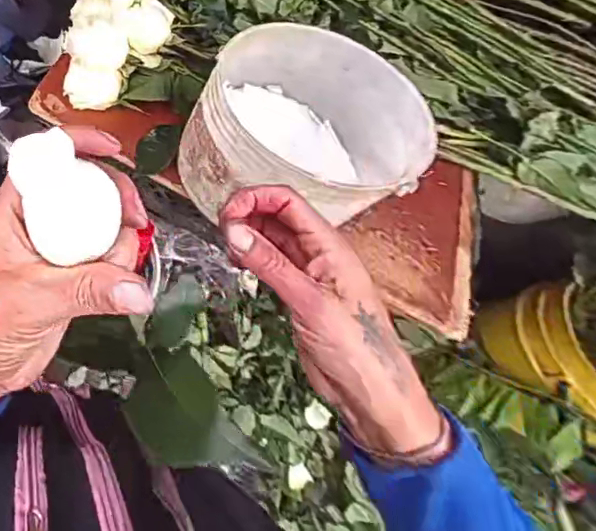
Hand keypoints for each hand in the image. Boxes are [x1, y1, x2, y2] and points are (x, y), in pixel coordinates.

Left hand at [0, 127, 152, 402]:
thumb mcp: (33, 298)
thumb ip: (86, 291)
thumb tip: (132, 288)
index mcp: (17, 207)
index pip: (46, 157)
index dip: (79, 143)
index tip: (111, 149)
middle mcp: (40, 218)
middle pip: (87, 183)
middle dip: (116, 194)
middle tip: (134, 217)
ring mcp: (59, 243)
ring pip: (103, 219)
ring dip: (122, 238)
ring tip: (117, 267)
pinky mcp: (75, 269)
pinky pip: (108, 252)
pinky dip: (122, 262)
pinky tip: (122, 281)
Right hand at [220, 186, 447, 459]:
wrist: (373, 397)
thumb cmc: (357, 349)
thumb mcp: (309, 301)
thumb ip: (270, 264)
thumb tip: (235, 231)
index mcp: (329, 244)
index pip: (287, 201)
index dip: (255, 198)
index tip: (228, 213)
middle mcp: (318, 252)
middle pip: (277, 215)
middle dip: (247, 214)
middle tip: (222, 231)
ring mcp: (308, 272)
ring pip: (272, 238)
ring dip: (247, 235)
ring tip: (228, 248)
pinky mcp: (300, 293)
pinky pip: (272, 262)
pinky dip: (252, 257)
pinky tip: (240, 264)